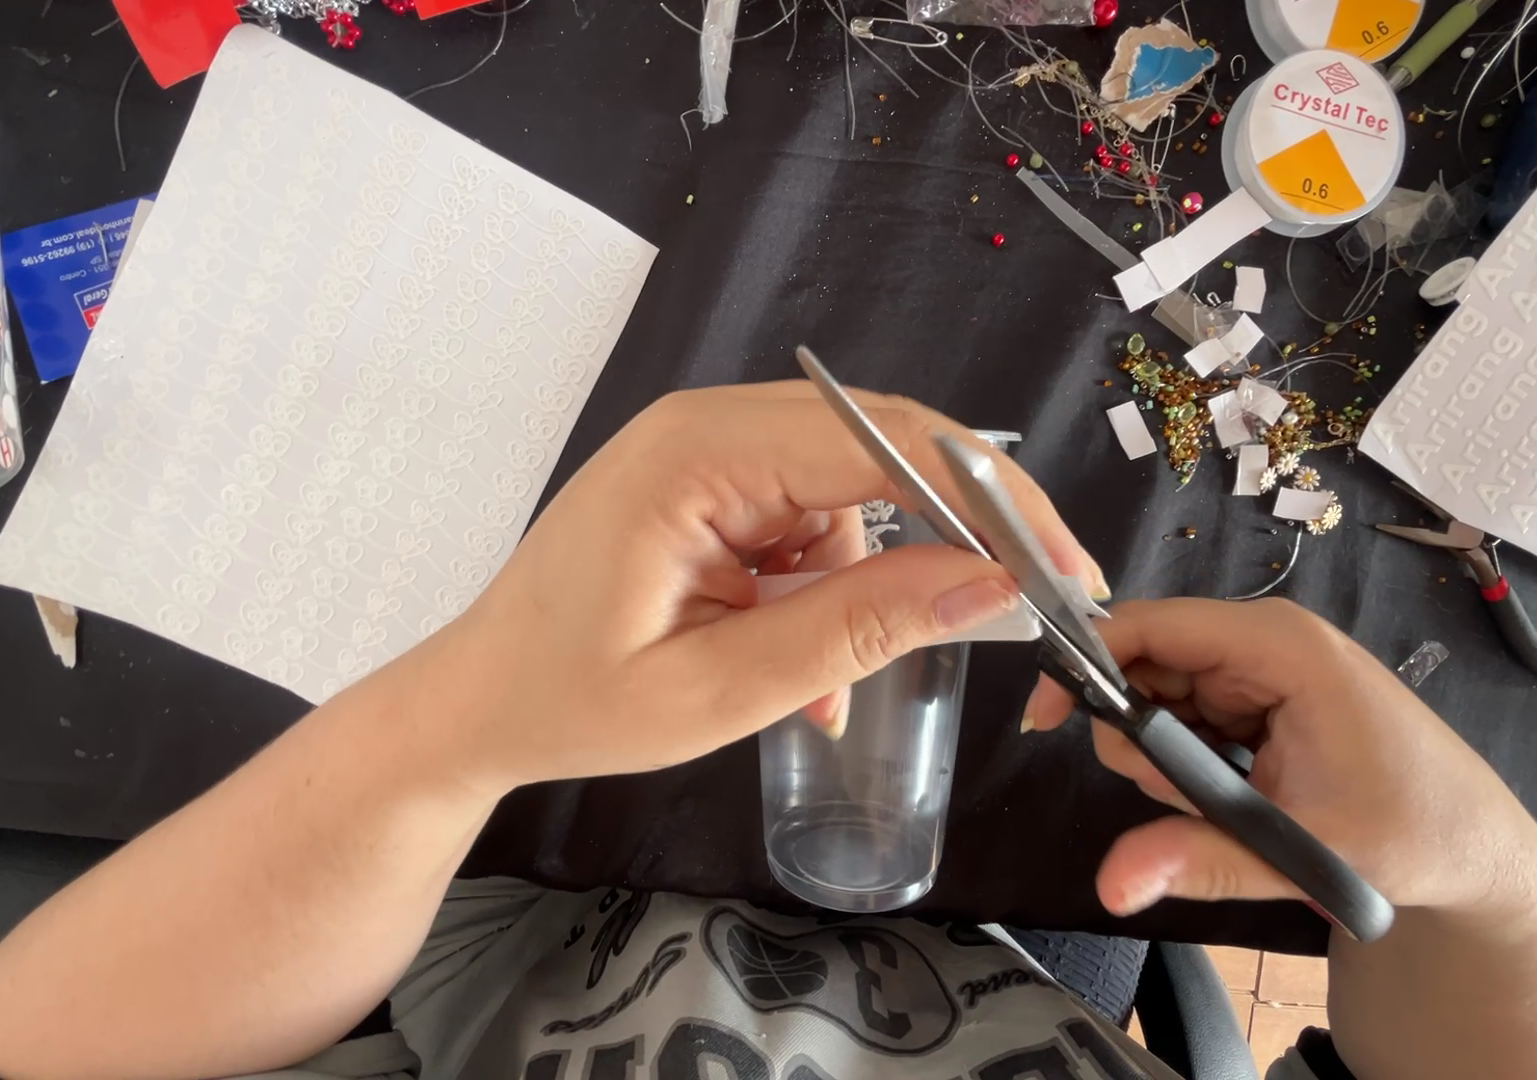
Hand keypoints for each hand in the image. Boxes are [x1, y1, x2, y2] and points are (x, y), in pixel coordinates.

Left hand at [380, 382, 1104, 795]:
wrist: (475, 703)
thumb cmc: (569, 703)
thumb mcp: (719, 687)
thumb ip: (854, 629)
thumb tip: (987, 584)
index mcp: (699, 452)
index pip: (885, 444)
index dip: (990, 504)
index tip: (1062, 572)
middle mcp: (708, 425)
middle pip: (880, 445)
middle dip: (958, 528)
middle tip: (1017, 603)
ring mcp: (708, 451)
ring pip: (851, 489)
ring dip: (868, 581)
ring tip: (823, 680)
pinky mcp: (711, 486)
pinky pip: (809, 517)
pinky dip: (826, 586)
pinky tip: (792, 657)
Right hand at [1024, 598, 1536, 919]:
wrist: (1482, 859)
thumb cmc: (1415, 838)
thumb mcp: (1306, 850)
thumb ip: (1201, 858)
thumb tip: (1107, 887)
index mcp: (1278, 645)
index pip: (1150, 625)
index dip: (1086, 660)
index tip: (1045, 717)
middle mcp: (1260, 640)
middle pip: (1144, 657)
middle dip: (1132, 727)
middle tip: (1166, 791)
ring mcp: (1257, 664)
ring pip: (1155, 686)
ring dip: (1156, 748)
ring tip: (1210, 799)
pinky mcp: (1254, 691)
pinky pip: (1179, 706)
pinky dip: (1176, 752)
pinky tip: (1218, 787)